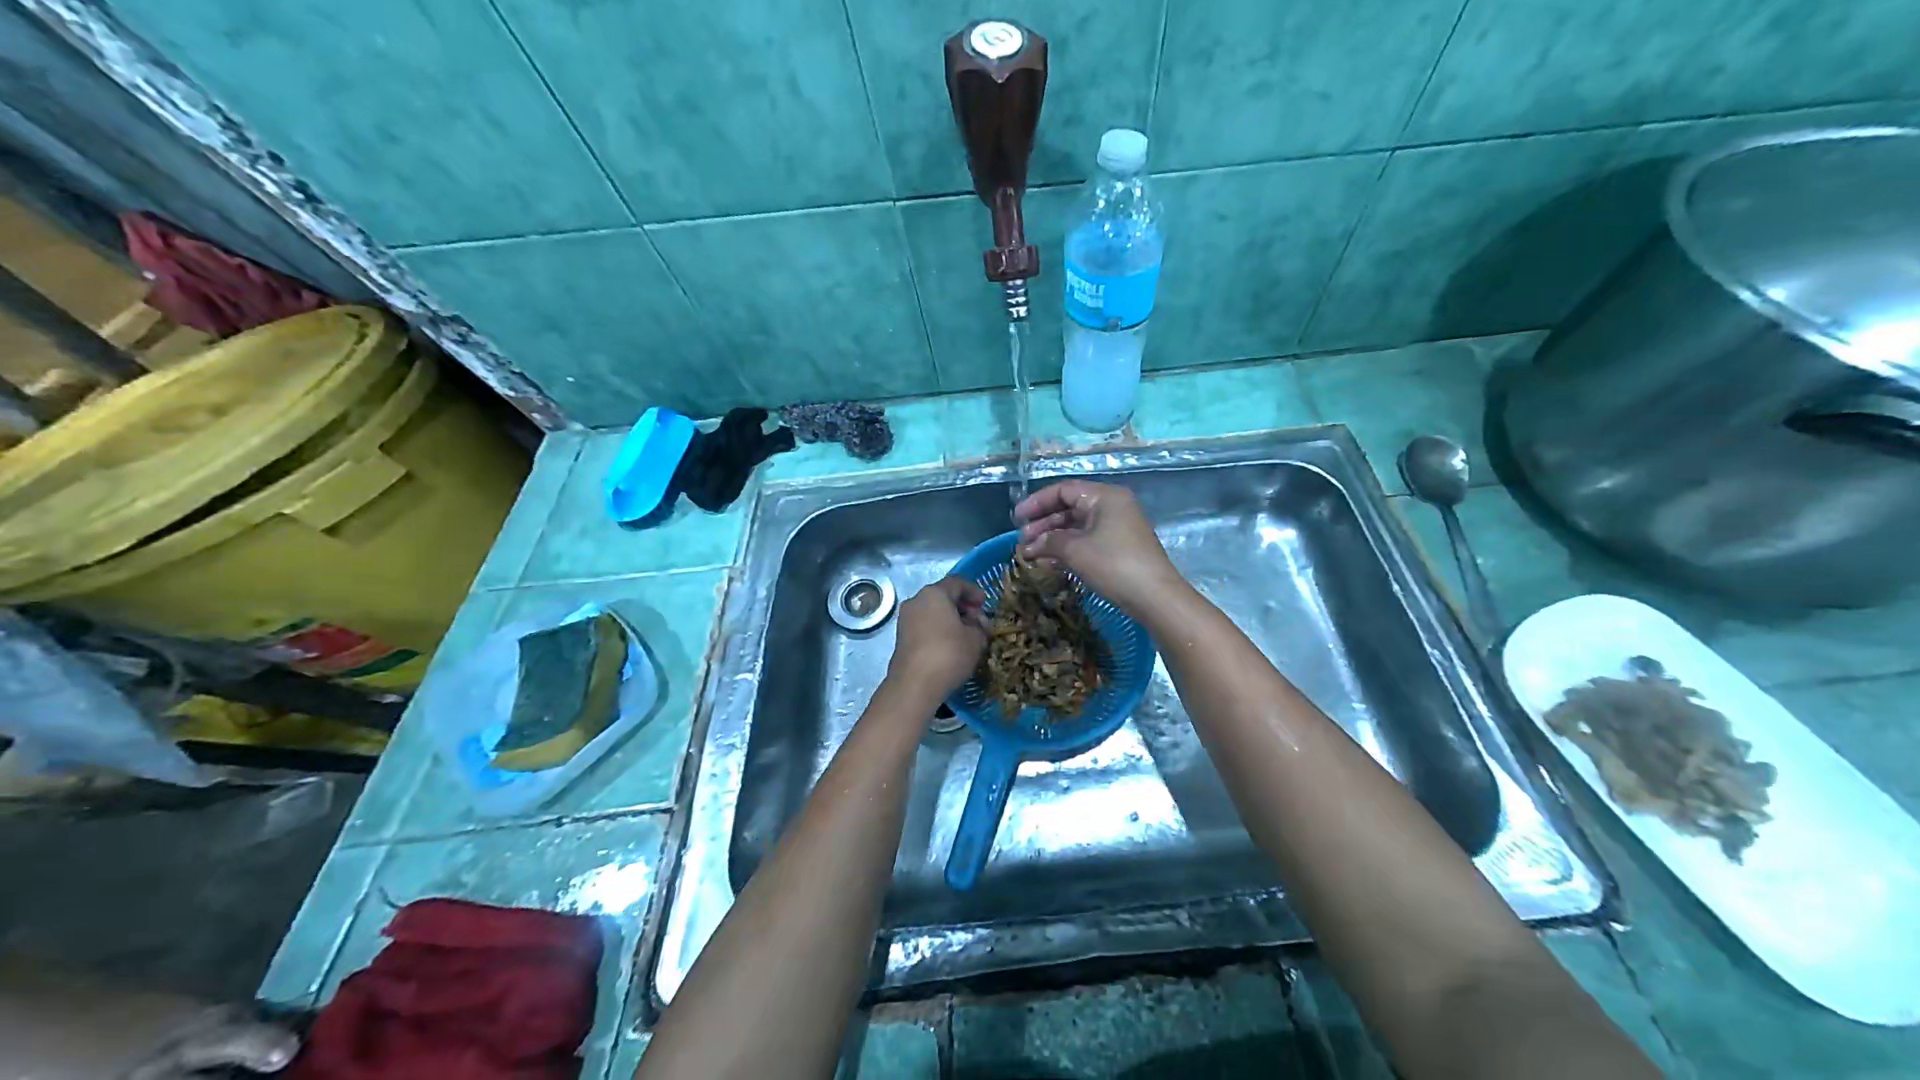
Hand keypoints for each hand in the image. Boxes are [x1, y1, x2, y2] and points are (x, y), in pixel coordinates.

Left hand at [887, 577, 989, 697]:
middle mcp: (915, 601)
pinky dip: (938, 630)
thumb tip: (976, 623)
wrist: (914, 685)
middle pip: (942, 596)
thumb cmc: (949, 654)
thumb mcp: (976, 639)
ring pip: (932, 612)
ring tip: (966, 635)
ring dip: (949, 620)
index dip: (974, 591)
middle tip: (977, 621)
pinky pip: (924, 626)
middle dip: (962, 606)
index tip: (984, 603)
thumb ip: (980, 626)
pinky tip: (950, 646)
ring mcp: (905, 620)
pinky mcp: (901, 638)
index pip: (957, 582)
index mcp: (934, 593)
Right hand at [1014, 480, 1183, 614]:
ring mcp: (1118, 527)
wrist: (1155, 597)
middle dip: (1043, 524)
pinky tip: (1050, 563)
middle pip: (1070, 507)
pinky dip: (1068, 549)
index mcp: (1104, 496)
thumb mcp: (1075, 550)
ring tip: (1031, 555)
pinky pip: (1087, 541)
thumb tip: (1031, 545)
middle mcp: (1113, 506)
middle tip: (1022, 541)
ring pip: (1077, 527)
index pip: (1063, 490)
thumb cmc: (1114, 564)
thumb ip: (1048, 541)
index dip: (1037, 503)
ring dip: (1053, 539)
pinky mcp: (1120, 547)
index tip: (1016, 519)